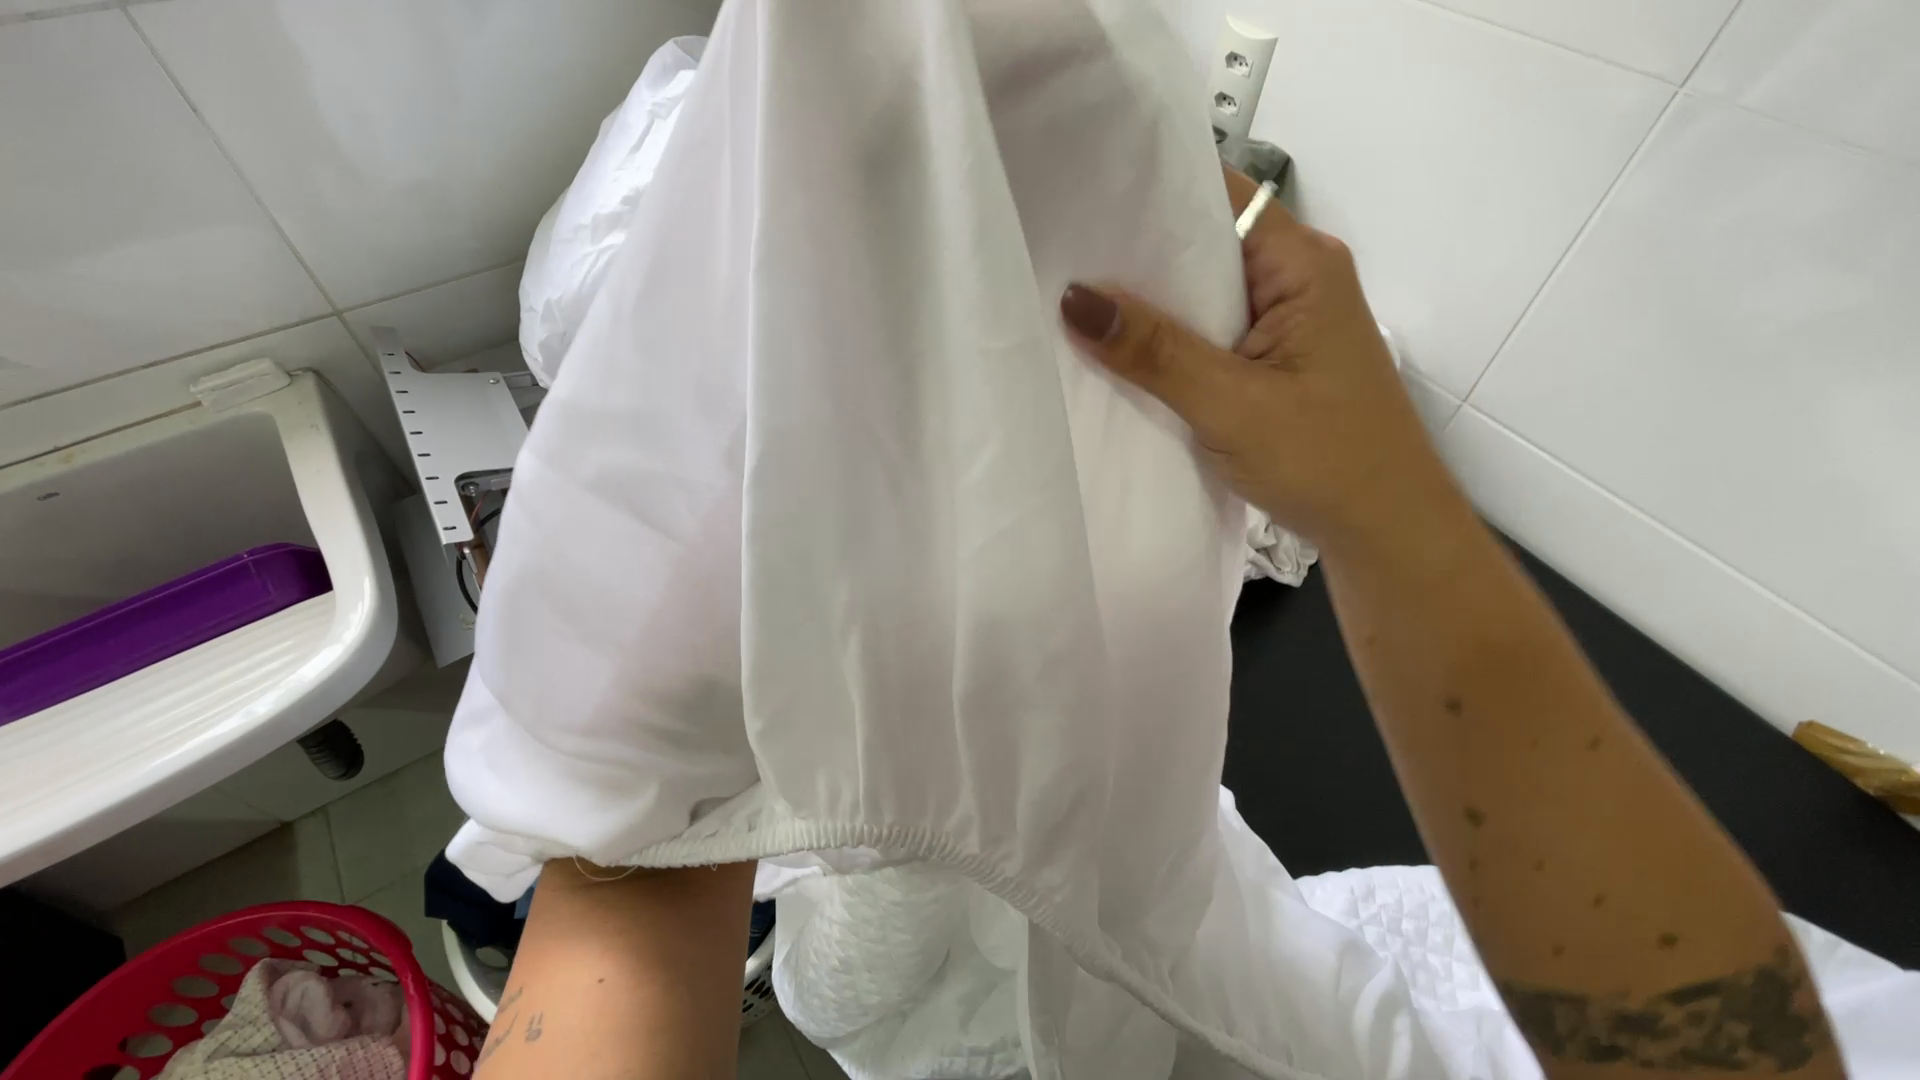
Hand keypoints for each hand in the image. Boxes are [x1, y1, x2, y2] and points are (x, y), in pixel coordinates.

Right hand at [1058, 170, 1467, 556]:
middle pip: (1204, 243)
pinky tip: (1118, 350)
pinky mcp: (1272, 362)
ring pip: (1202, 294)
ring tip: (1071, 297)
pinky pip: (1209, 334)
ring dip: (1148, 301)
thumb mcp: (1230, 404)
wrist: (1385, 531)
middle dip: (1135, 251)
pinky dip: (1168, 340)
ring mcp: (1284, 322)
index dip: (1149, 191)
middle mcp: (1295, 278)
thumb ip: (1152, 350)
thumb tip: (1074, 296)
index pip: (1216, 196)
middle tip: (1058, 252)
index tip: (1080, 197)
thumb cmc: (1324, 460)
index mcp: (1301, 263)